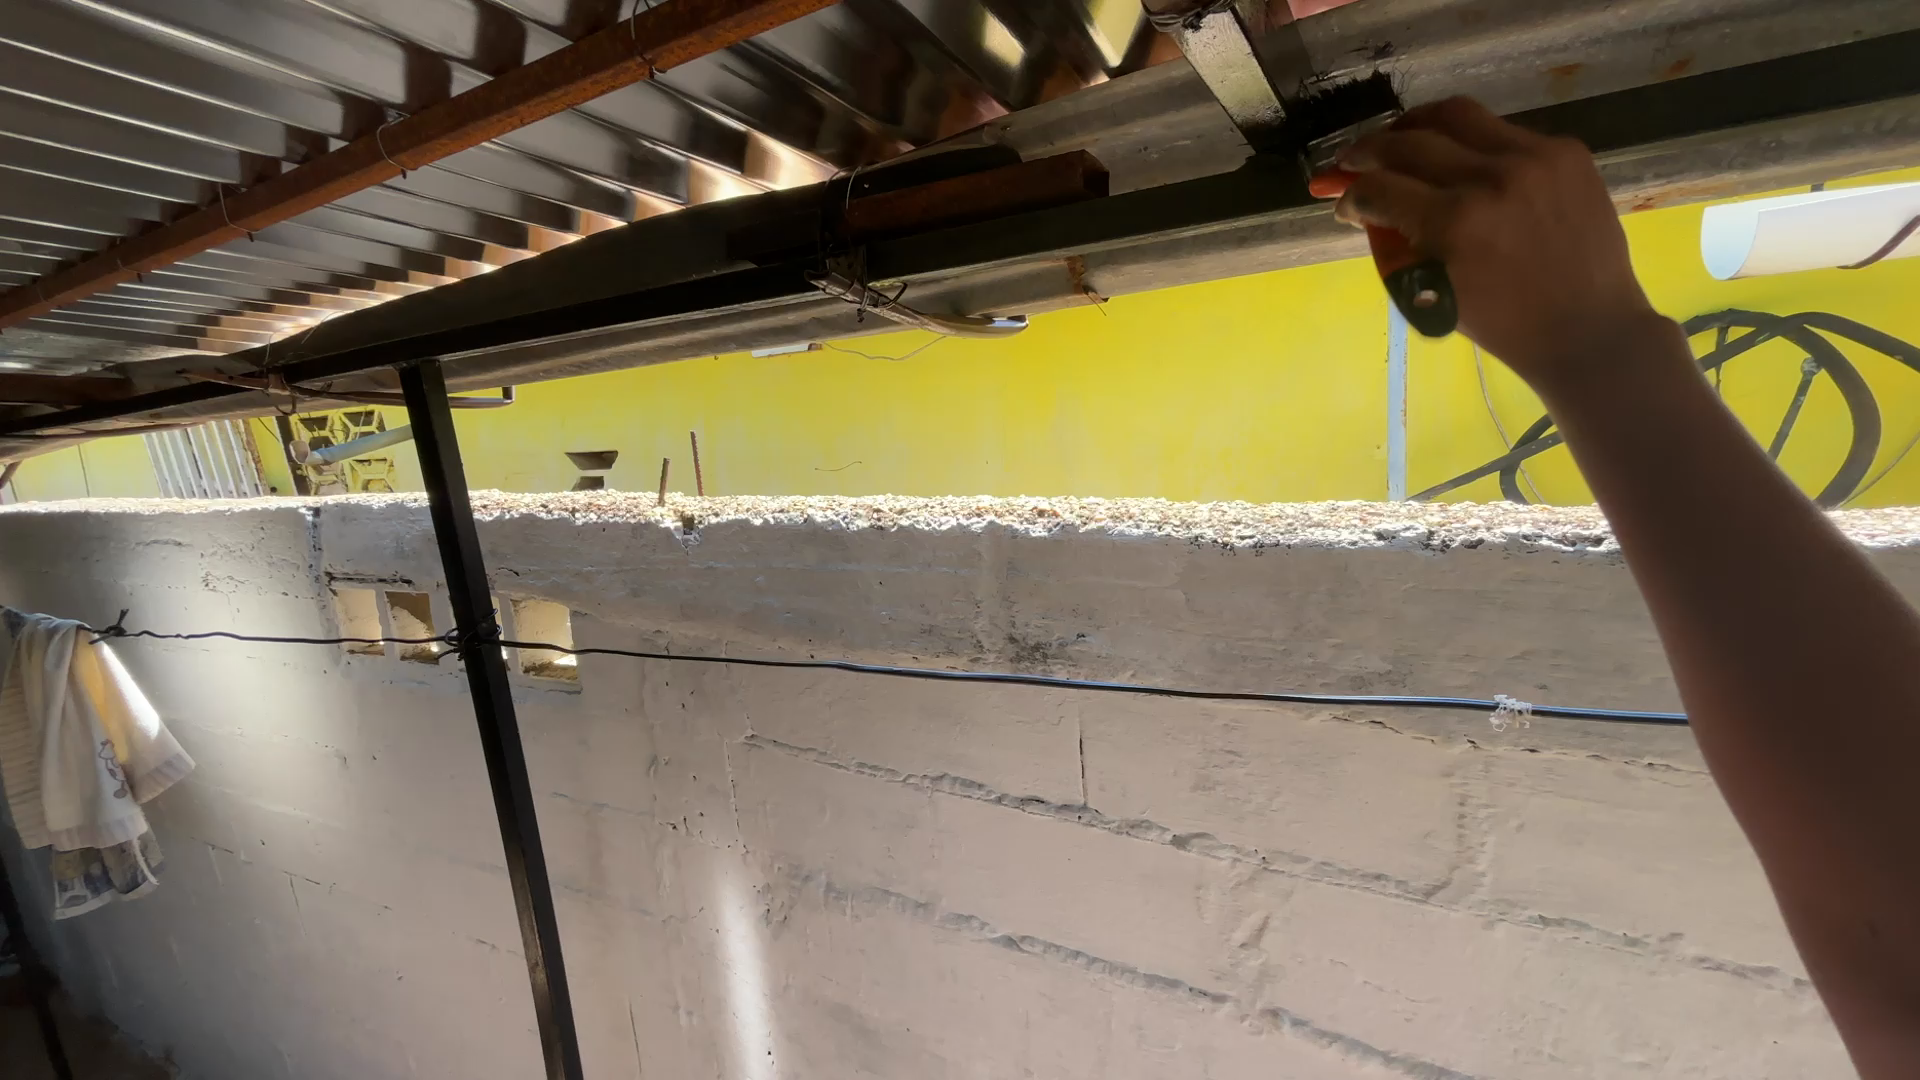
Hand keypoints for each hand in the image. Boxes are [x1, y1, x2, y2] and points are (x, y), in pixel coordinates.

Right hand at [1334, 98, 1670, 392]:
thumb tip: (1362, 204)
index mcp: (1454, 221)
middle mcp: (1493, 177)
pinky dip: (1464, 142)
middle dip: (1367, 150)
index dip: (1348, 194)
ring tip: (1395, 140)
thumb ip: (1396, 239)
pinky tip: (1454, 161)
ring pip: (1456, 116)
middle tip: (1348, 161)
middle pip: (1409, 141)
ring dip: (1413, 127)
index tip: (1339, 202)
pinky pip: (1499, 131)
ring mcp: (1535, 156)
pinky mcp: (1564, 150)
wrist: (1582, 322)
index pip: (1377, 189)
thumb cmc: (1494, 320)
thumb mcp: (1428, 286)